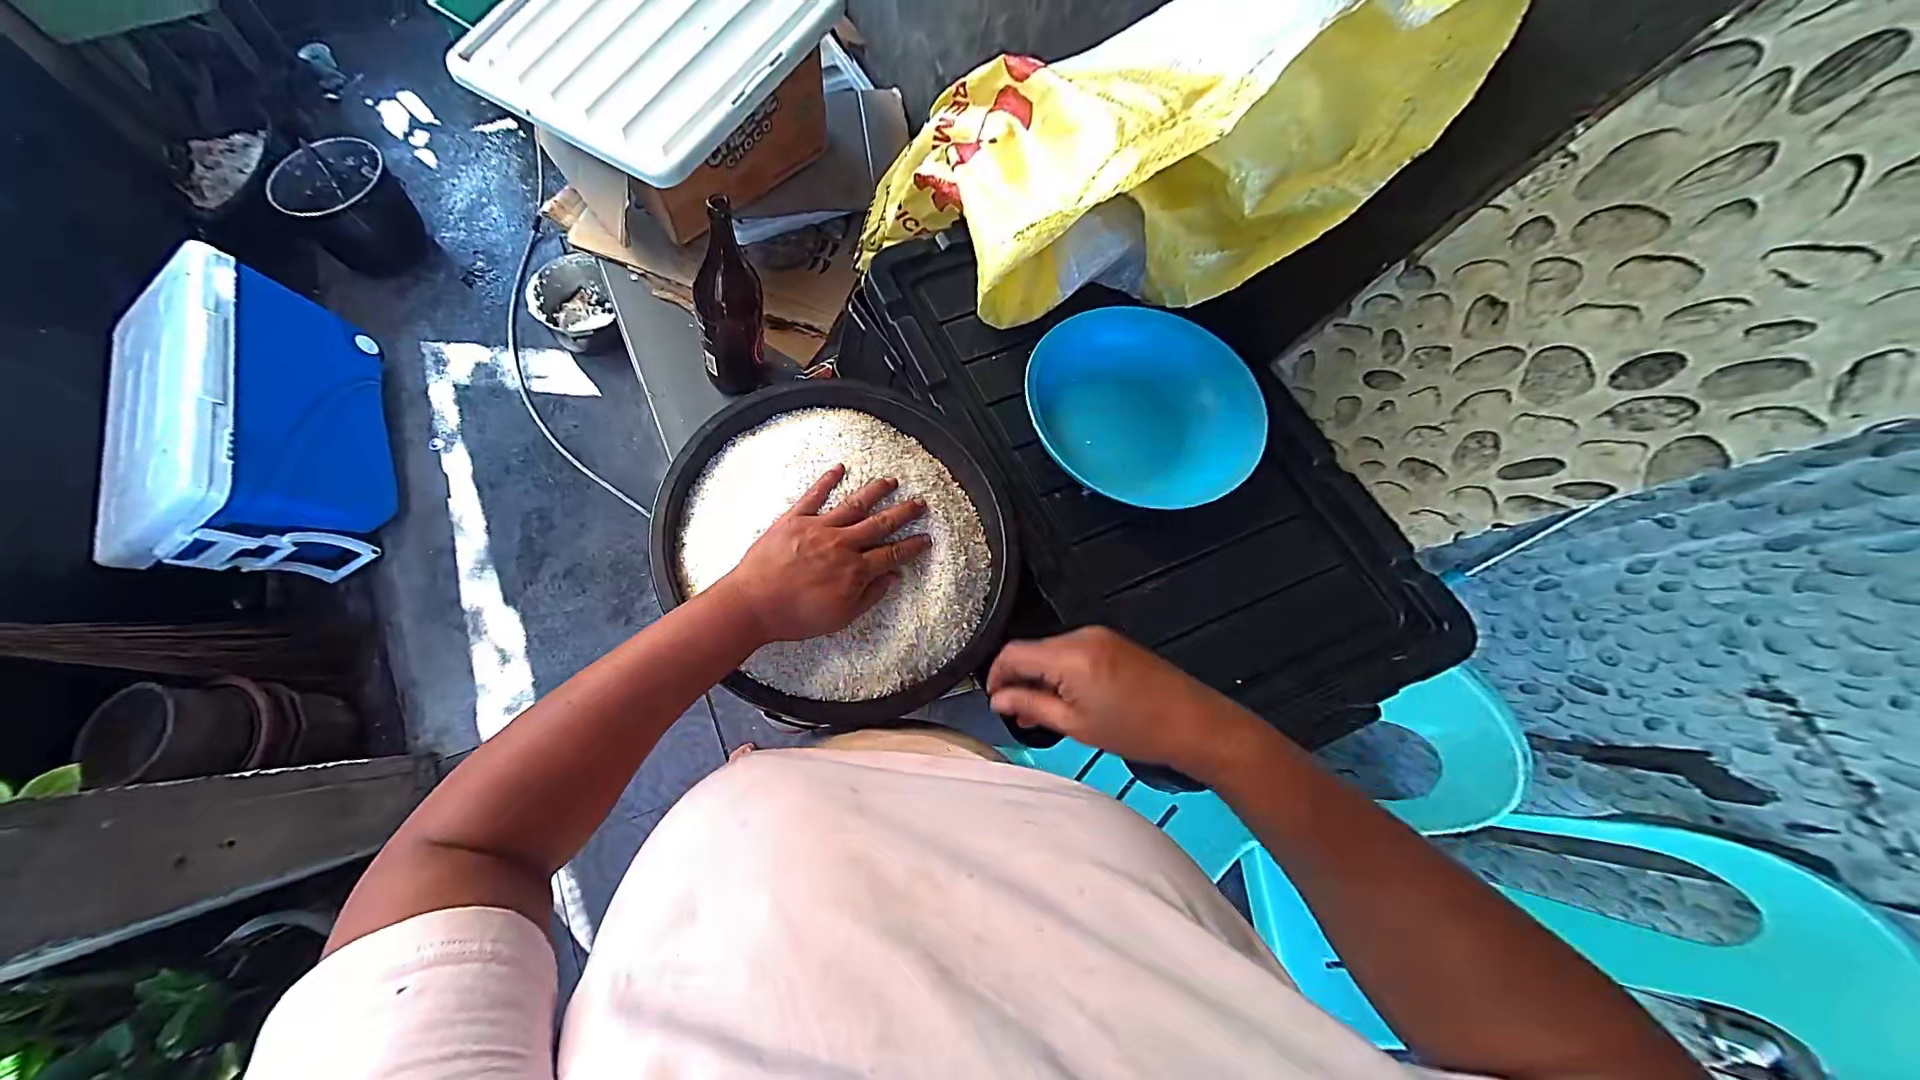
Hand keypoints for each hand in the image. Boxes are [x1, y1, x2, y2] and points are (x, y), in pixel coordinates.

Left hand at [717, 465, 932, 643]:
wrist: (752, 604)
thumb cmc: (794, 615)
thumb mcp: (841, 617)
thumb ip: (870, 595)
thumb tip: (892, 577)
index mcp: (855, 570)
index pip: (892, 554)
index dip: (912, 546)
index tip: (925, 538)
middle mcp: (842, 544)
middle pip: (880, 524)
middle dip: (903, 512)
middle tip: (919, 503)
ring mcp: (818, 529)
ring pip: (854, 505)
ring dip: (875, 491)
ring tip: (890, 481)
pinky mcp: (794, 520)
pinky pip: (814, 495)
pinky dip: (827, 480)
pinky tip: (839, 468)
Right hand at [987, 626, 1284, 783]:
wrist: (1194, 724)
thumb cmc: (1139, 730)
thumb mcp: (1075, 725)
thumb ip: (1030, 706)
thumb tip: (1000, 699)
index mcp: (1069, 655)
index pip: (1013, 653)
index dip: (995, 676)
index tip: (995, 699)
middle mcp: (1082, 635)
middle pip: (1032, 650)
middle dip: (1019, 678)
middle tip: (1017, 712)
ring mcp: (1099, 635)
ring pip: (1051, 651)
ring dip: (1040, 676)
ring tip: (1043, 711)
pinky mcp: (1112, 641)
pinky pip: (1072, 651)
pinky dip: (1061, 671)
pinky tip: (1067, 698)